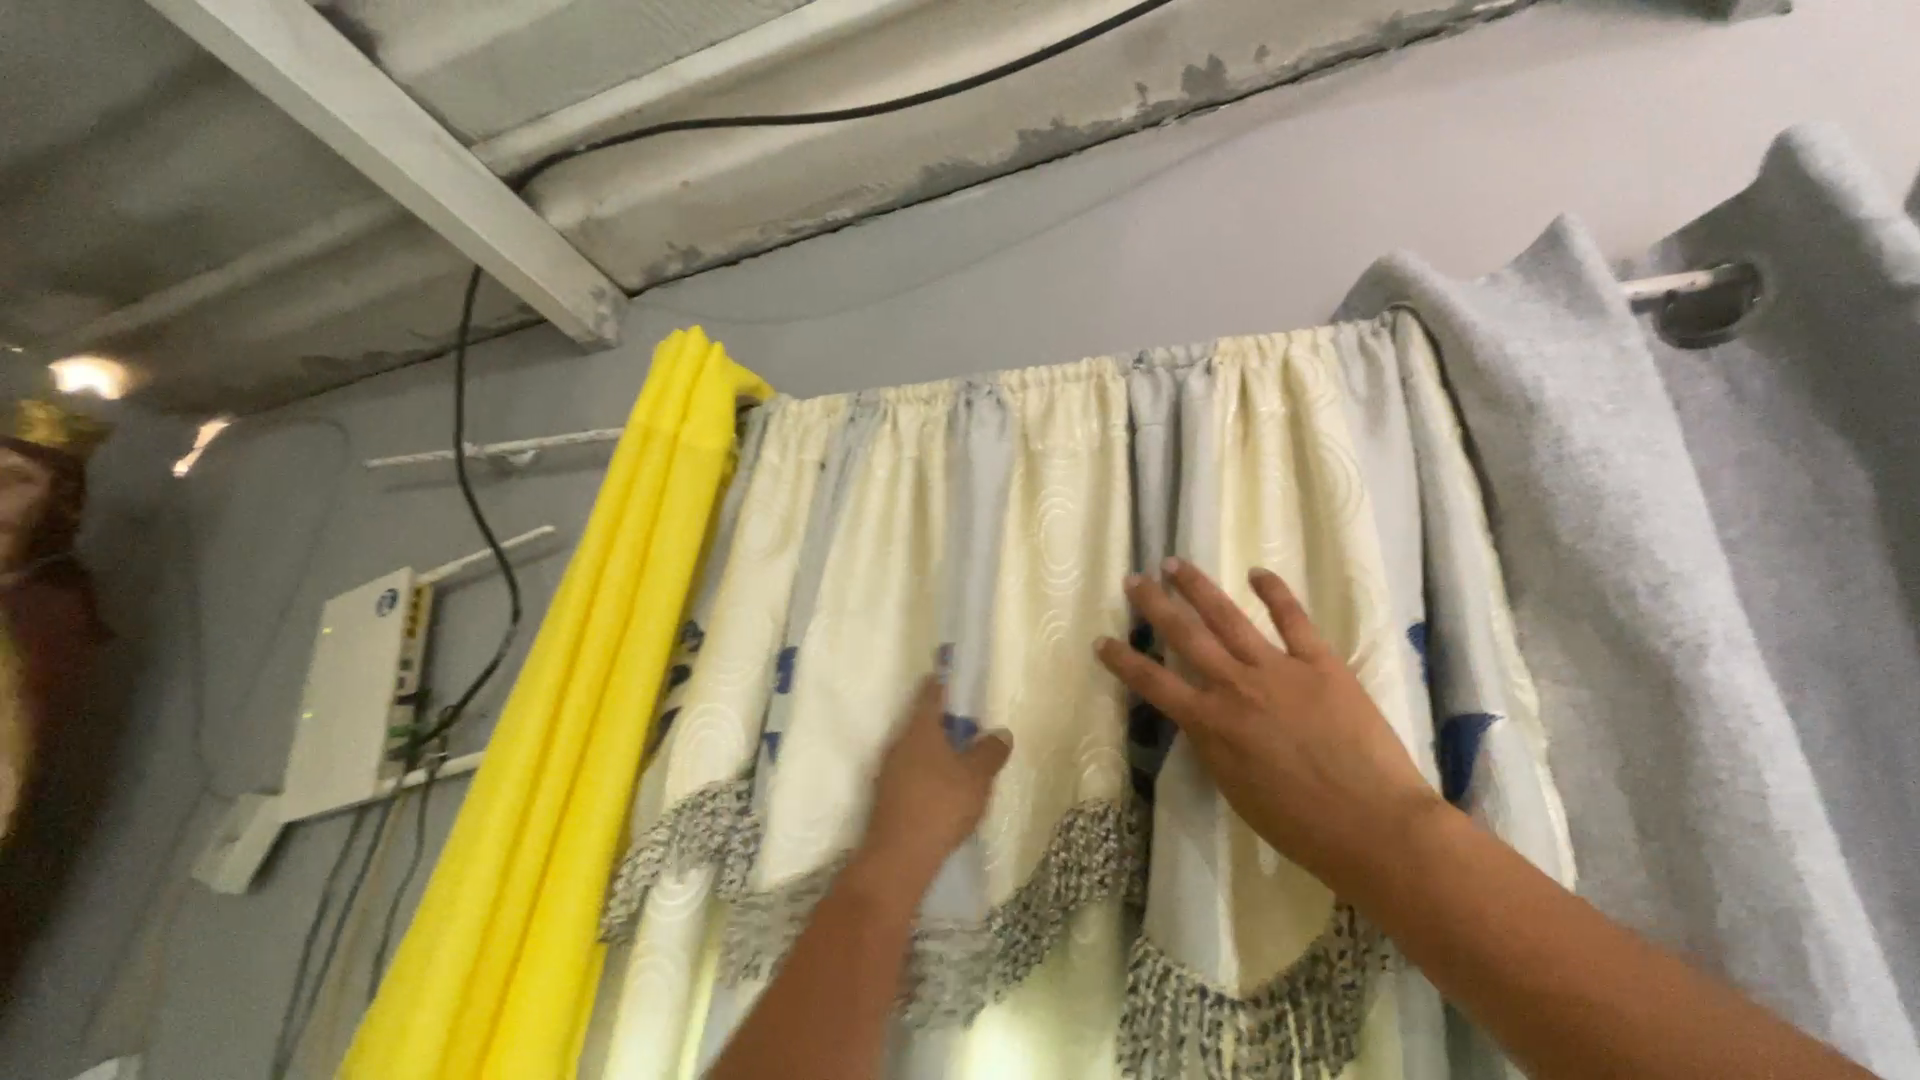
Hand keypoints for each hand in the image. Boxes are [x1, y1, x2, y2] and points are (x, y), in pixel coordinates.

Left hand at [856, 676, 1012, 888]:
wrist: (899, 857)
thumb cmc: (941, 805)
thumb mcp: (976, 776)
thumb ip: (990, 751)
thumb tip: (999, 732)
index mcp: (919, 728)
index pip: (931, 692)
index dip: (945, 680)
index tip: (956, 673)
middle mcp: (899, 743)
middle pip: (924, 722)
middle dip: (947, 722)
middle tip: (974, 726)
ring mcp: (889, 771)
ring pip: (918, 749)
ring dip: (939, 750)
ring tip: (966, 761)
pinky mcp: (887, 796)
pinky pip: (913, 772)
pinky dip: (931, 773)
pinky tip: (948, 790)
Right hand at [1094, 559, 1442, 890]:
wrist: (1373, 824)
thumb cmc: (1300, 824)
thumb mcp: (1235, 790)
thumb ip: (1213, 747)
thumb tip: (1201, 719)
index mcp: (1211, 724)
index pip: (1154, 683)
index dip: (1123, 661)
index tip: (1102, 641)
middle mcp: (1235, 687)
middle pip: (1184, 636)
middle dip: (1155, 605)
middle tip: (1134, 580)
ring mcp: (1279, 669)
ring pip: (1228, 617)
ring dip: (1198, 588)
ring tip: (1175, 564)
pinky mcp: (1321, 663)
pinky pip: (1293, 619)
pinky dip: (1274, 592)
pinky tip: (1257, 572)